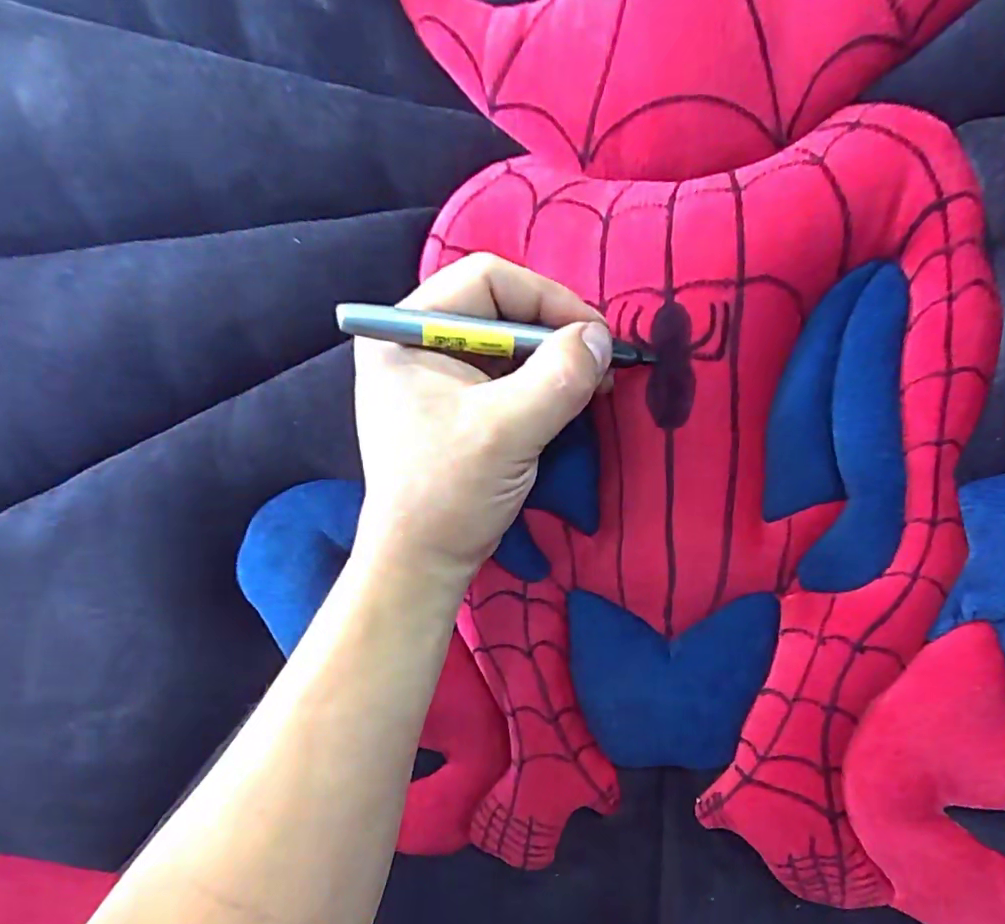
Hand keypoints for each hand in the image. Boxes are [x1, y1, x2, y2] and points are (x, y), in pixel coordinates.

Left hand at [352, 253, 612, 587]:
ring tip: (590, 386)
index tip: (593, 335)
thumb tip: (601, 337)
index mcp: (403, 333)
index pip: (486, 280)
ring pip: (506, 344)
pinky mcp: (451, 407)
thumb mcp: (507, 430)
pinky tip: (566, 403)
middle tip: (597, 362)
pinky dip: (539, 385)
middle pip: (498, 308)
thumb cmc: (448, 493)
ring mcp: (431, 376)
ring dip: (552, 361)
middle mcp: (412, 343)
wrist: (420, 562)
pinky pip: (503, 376)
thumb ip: (560, 376)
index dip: (547, 299)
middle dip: (553, 333)